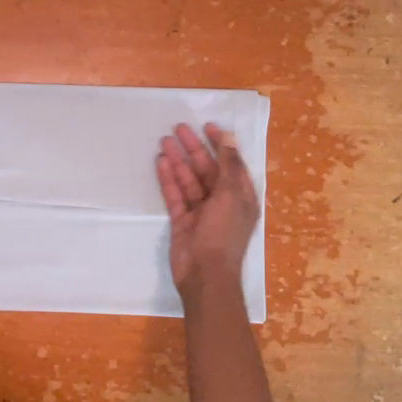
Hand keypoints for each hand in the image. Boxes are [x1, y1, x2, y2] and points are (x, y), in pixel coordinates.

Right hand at [156, 123, 258, 302]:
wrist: (205, 275)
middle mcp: (222, 202)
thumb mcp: (230, 195)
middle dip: (194, 149)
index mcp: (241, 197)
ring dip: (178, 161)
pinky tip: (161, 163)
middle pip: (207, 169)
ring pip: (189, 181)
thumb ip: (228, 165)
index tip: (207, 126)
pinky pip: (175, 195)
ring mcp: (201, 212)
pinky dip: (169, 180)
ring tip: (163, 141)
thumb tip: (230, 137)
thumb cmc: (224, 233)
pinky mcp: (183, 221)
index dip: (221, 144)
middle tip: (178, 128)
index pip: (231, 164)